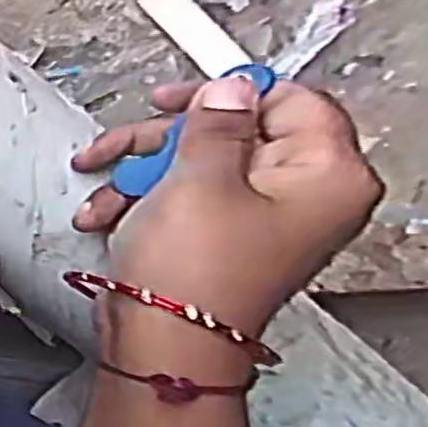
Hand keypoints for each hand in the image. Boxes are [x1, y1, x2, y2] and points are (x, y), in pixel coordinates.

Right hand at [71, 76, 382, 335]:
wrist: (160, 335)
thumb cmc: (191, 271)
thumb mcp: (197, 182)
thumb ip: (214, 128)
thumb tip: (229, 91)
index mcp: (323, 176)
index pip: (290, 105)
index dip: (228, 95)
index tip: (175, 96)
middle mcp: (299, 195)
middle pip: (227, 138)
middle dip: (157, 145)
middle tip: (114, 149)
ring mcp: (254, 218)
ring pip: (190, 169)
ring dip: (135, 178)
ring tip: (104, 198)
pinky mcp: (214, 237)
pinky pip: (176, 200)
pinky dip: (136, 203)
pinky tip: (107, 217)